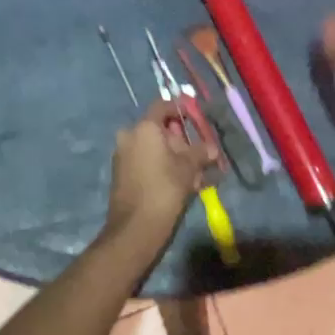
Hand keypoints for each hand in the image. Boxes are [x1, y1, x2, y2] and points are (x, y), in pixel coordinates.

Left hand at [103, 103, 206, 245]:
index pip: (162, 106)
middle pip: (159, 130)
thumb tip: (213, 148)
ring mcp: (123, 155)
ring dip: (175, 157)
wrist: (135, 227)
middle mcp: (129, 136)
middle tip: (200, 153)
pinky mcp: (122, 173)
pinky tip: (181, 183)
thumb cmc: (164, 189)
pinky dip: (163, 166)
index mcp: (144, 128)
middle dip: (181, 140)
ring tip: (196, 174)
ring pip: (154, 148)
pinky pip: (146, 162)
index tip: (196, 117)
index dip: (180, 109)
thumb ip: (201, 153)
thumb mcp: (188, 168)